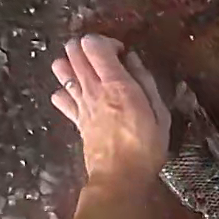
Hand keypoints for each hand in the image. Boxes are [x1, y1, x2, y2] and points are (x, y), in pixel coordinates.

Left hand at [51, 35, 170, 194]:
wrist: (120, 177)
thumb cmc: (146, 148)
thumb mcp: (160, 114)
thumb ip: (146, 82)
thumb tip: (133, 60)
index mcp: (117, 84)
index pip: (94, 44)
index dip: (107, 41)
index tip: (122, 54)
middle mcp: (93, 89)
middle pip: (73, 49)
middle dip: (88, 48)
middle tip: (107, 61)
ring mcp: (80, 103)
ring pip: (60, 67)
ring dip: (73, 64)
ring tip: (91, 75)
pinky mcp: (75, 119)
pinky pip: (59, 95)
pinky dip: (66, 91)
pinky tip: (82, 97)